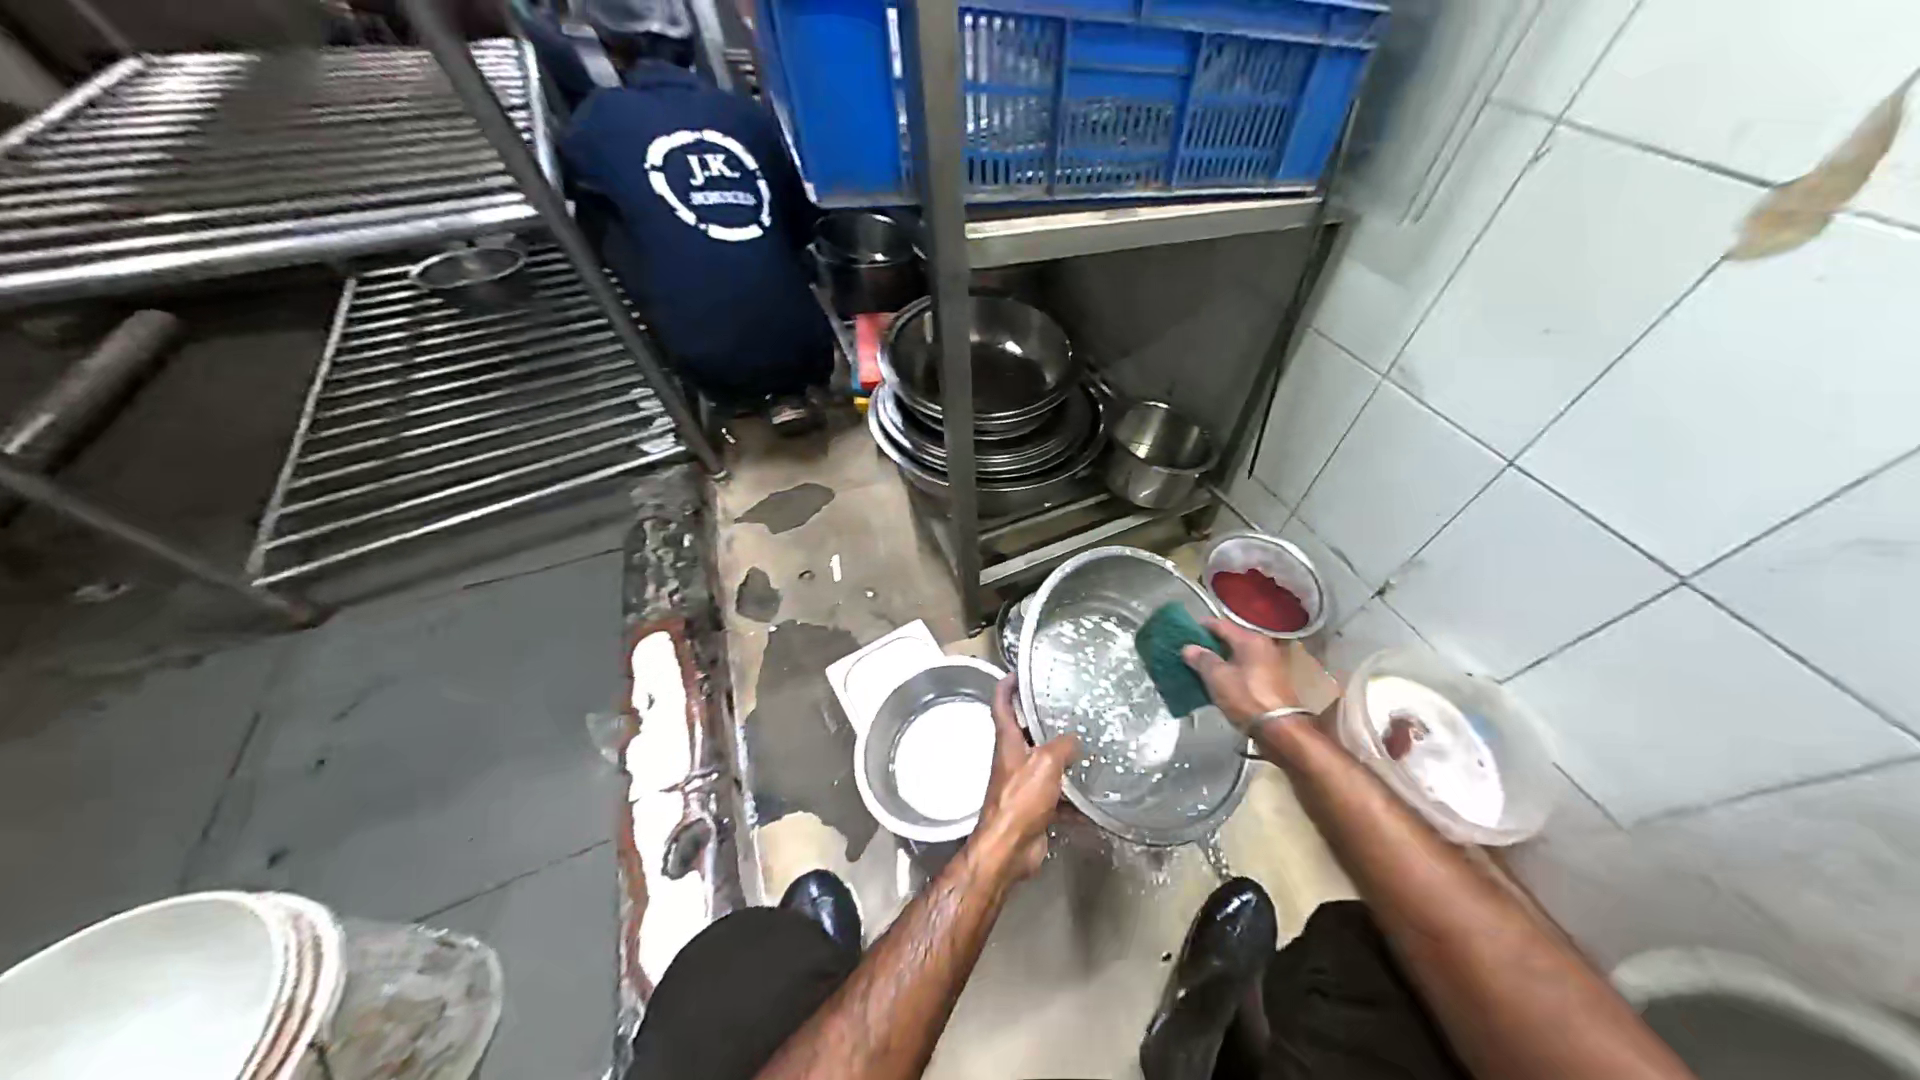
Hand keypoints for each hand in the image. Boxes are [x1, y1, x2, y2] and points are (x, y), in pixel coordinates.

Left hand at [970, 675, 1076, 881]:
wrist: (1008, 848)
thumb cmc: (1021, 798)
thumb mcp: (1045, 763)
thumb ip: (1062, 746)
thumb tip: (1074, 740)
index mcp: (1007, 741)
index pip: (1001, 704)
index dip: (1007, 685)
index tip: (1019, 672)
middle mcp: (1013, 758)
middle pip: (1026, 732)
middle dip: (1044, 720)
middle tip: (1070, 709)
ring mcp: (1023, 783)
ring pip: (1045, 764)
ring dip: (1064, 759)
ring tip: (1091, 748)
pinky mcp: (1035, 807)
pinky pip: (1058, 797)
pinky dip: (1074, 799)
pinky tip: (1095, 801)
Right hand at [1181, 617, 1303, 732]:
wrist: (1279, 728)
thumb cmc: (1246, 697)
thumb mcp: (1217, 677)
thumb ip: (1202, 659)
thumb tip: (1189, 648)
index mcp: (1250, 639)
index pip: (1220, 624)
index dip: (1201, 626)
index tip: (1184, 631)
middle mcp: (1263, 646)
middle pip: (1230, 639)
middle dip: (1209, 644)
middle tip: (1190, 651)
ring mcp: (1269, 663)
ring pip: (1237, 654)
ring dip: (1220, 659)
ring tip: (1200, 666)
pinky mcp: (1271, 680)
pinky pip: (1245, 667)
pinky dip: (1231, 670)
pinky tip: (1218, 679)